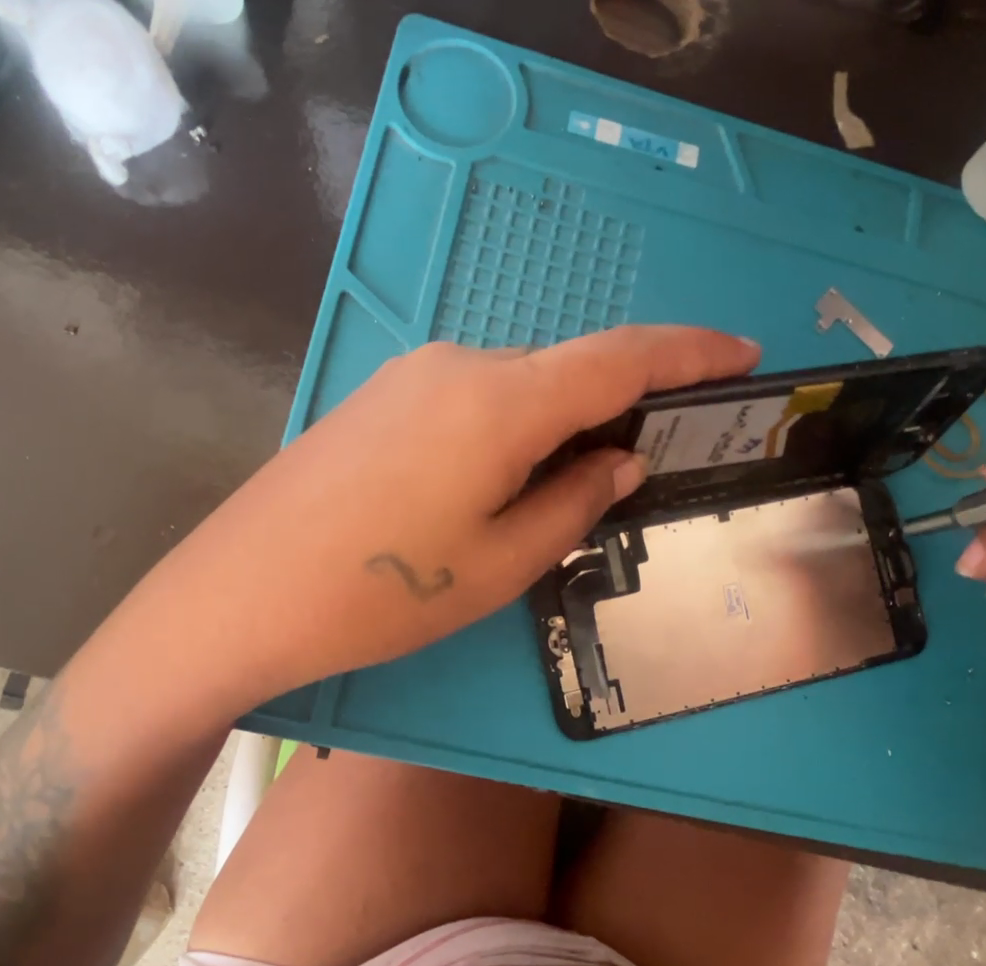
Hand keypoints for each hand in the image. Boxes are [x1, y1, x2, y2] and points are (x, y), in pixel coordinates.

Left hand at [134, 327, 759, 711]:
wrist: (242, 591)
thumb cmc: (383, 593)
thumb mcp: (500, 563)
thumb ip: (575, 501)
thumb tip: (622, 461)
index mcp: (502, 400)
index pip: (621, 357)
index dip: (689, 351)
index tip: (742, 353)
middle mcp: (461, 364)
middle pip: (569, 368)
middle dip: (622, 403)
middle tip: (651, 460)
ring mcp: (414, 373)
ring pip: (521, 383)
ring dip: (564, 421)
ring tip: (572, 487)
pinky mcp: (384, 395)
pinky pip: (477, 394)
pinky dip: (517, 423)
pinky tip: (506, 478)